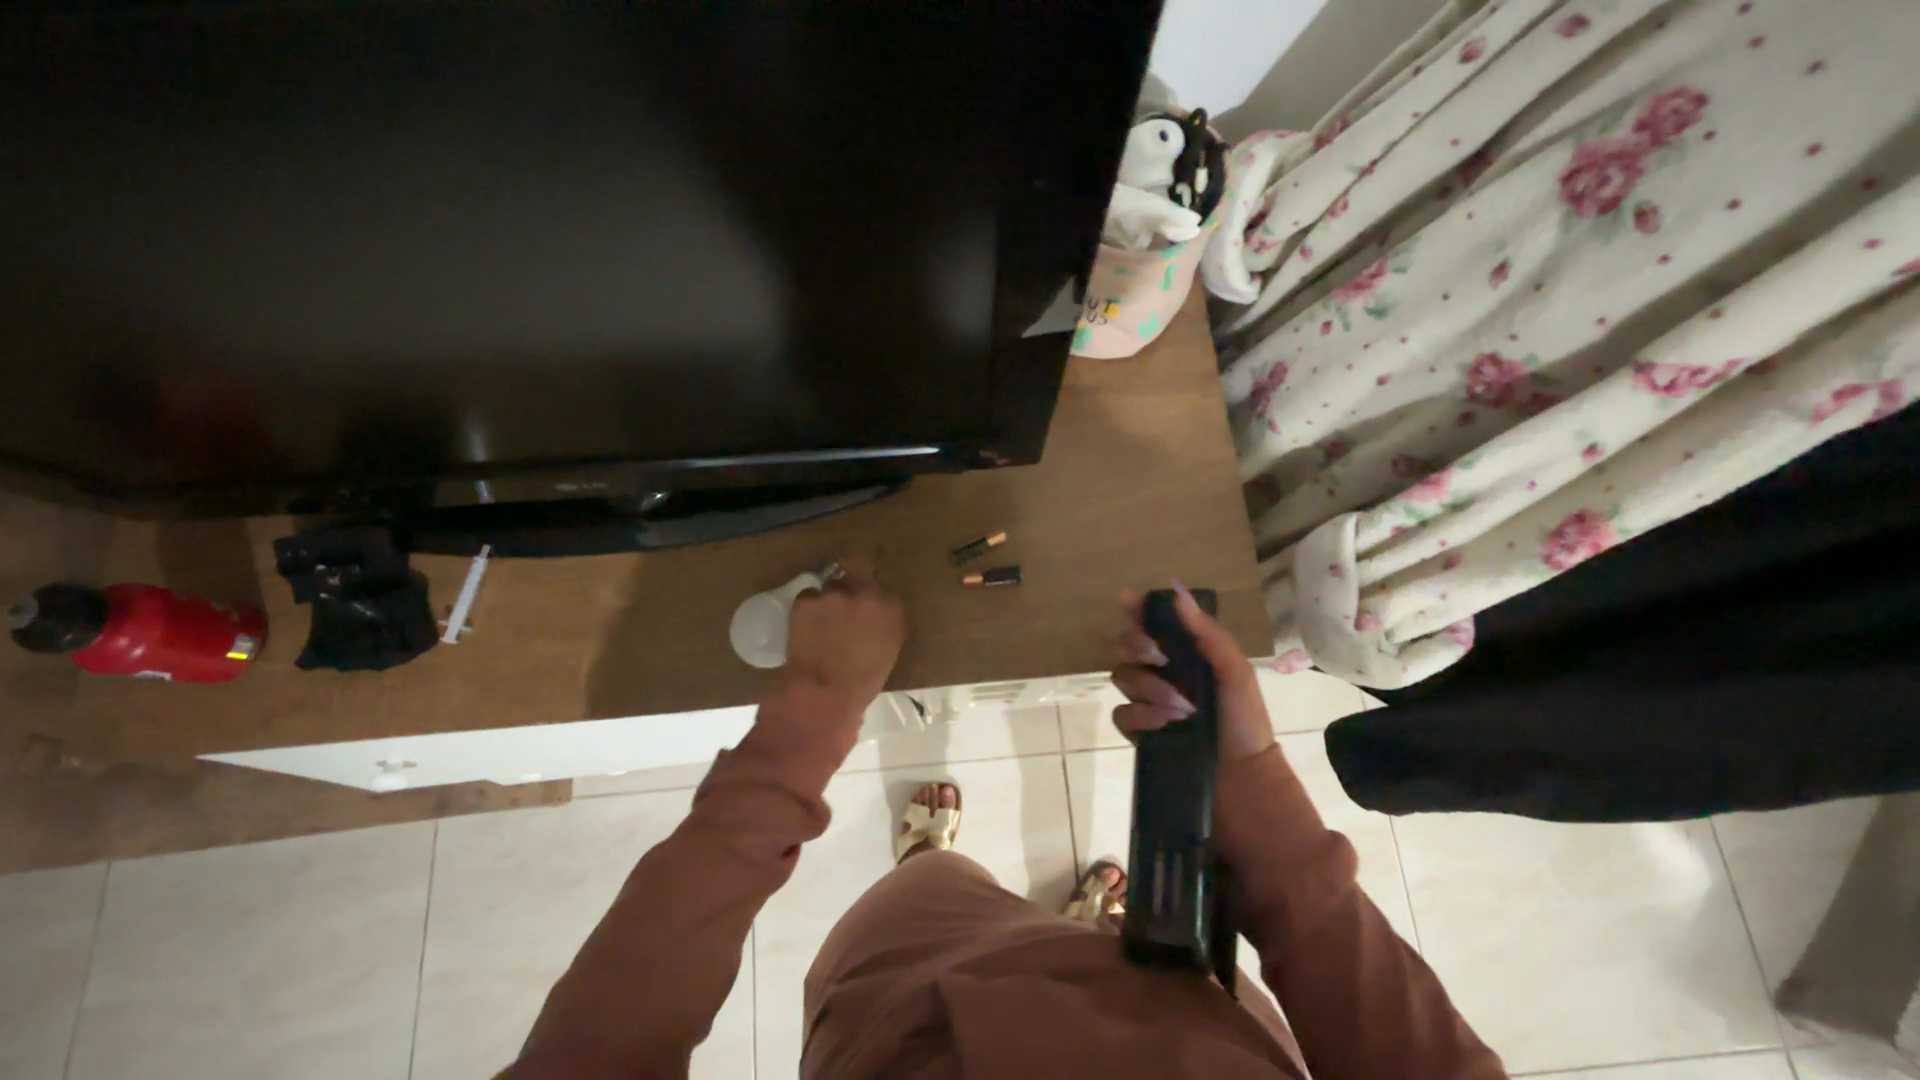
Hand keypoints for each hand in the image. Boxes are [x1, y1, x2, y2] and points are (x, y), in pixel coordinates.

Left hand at [781, 553, 905, 722]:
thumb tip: (874, 617)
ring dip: (828, 599)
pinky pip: (809, 596)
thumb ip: (884, 626)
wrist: (825, 694)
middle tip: (841, 609)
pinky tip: (806, 626)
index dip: (871, 599)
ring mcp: (835, 594)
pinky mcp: (808, 599)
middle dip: (850, 589)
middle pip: (858, 576)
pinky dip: (807, 608)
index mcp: (892, 609)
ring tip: (821, 620)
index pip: (883, 591)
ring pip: (831, 586)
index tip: (864, 610)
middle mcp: (867, 594)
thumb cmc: (861, 684)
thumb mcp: (887, 652)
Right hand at [1109, 582, 1274, 761]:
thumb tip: (1177, 593)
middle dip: (1139, 646)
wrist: (1241, 777)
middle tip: (1159, 659)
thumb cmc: (1244, 720)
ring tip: (1180, 709)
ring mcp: (1147, 702)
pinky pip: (1121, 712)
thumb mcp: (1235, 672)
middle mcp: (1162, 673)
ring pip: (1123, 677)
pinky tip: (1163, 724)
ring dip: (1149, 688)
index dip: (1138, 610)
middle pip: (1128, 645)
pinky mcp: (1138, 731)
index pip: (1154, 623)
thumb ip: (1207, 634)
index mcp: (1187, 655)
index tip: (1128, 601)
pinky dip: (1140, 715)